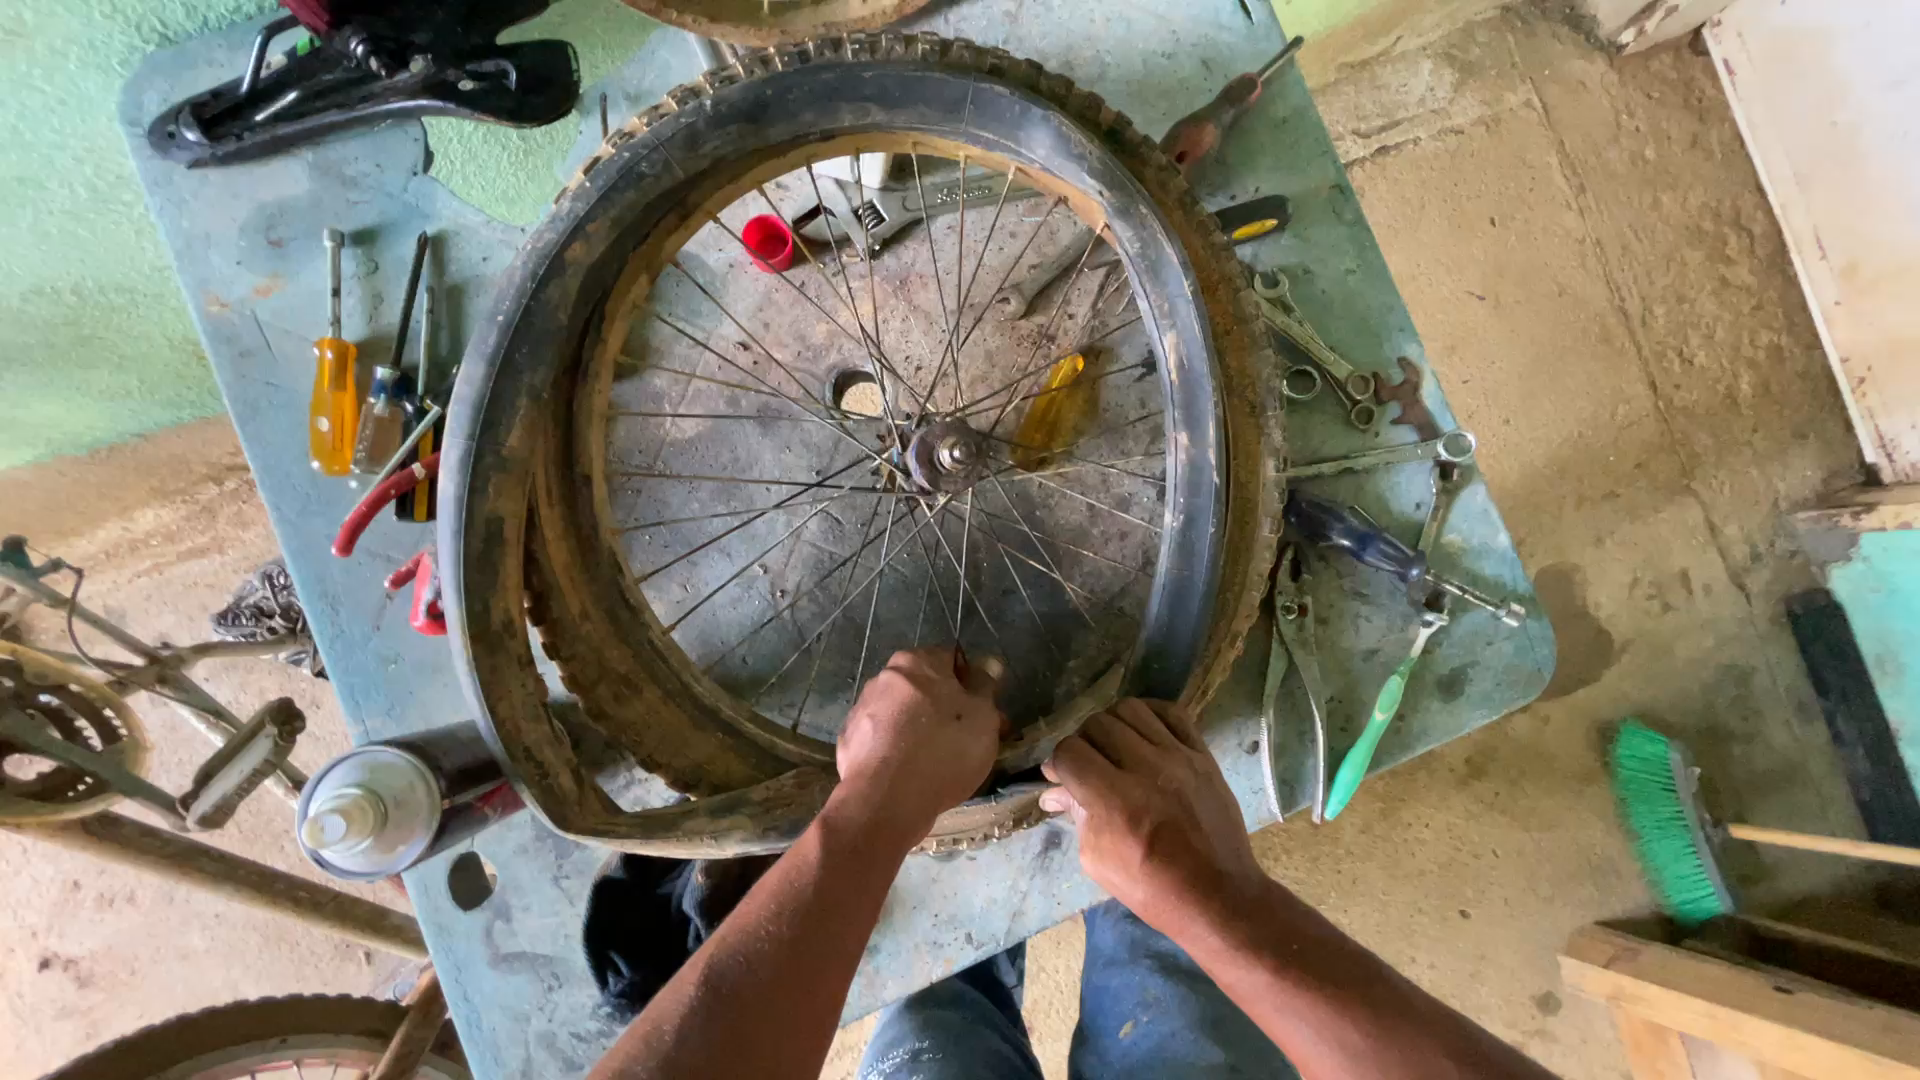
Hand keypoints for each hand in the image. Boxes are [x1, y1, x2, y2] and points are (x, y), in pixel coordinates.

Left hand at [833, 647, 1005, 840]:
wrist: (886, 800)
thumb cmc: (944, 749)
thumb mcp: (982, 716)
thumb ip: (985, 685)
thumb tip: (988, 663)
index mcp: (916, 661)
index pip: (953, 659)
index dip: (974, 686)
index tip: (986, 714)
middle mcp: (884, 677)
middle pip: (926, 688)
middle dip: (948, 709)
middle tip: (970, 741)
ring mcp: (862, 709)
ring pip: (903, 715)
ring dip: (922, 729)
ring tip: (940, 764)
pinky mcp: (849, 742)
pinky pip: (884, 740)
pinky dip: (898, 751)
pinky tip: (911, 774)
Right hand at [1040, 699, 1270, 936]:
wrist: (1216, 896)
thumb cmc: (1150, 887)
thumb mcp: (1097, 859)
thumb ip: (1075, 814)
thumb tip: (1053, 791)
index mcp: (1114, 800)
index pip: (1069, 751)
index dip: (1058, 763)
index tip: (1061, 777)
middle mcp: (1145, 768)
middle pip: (1097, 724)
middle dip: (1083, 742)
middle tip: (1088, 765)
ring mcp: (1178, 757)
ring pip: (1130, 709)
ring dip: (1113, 724)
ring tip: (1116, 748)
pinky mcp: (1203, 755)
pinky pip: (1172, 712)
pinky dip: (1151, 715)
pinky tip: (1143, 734)